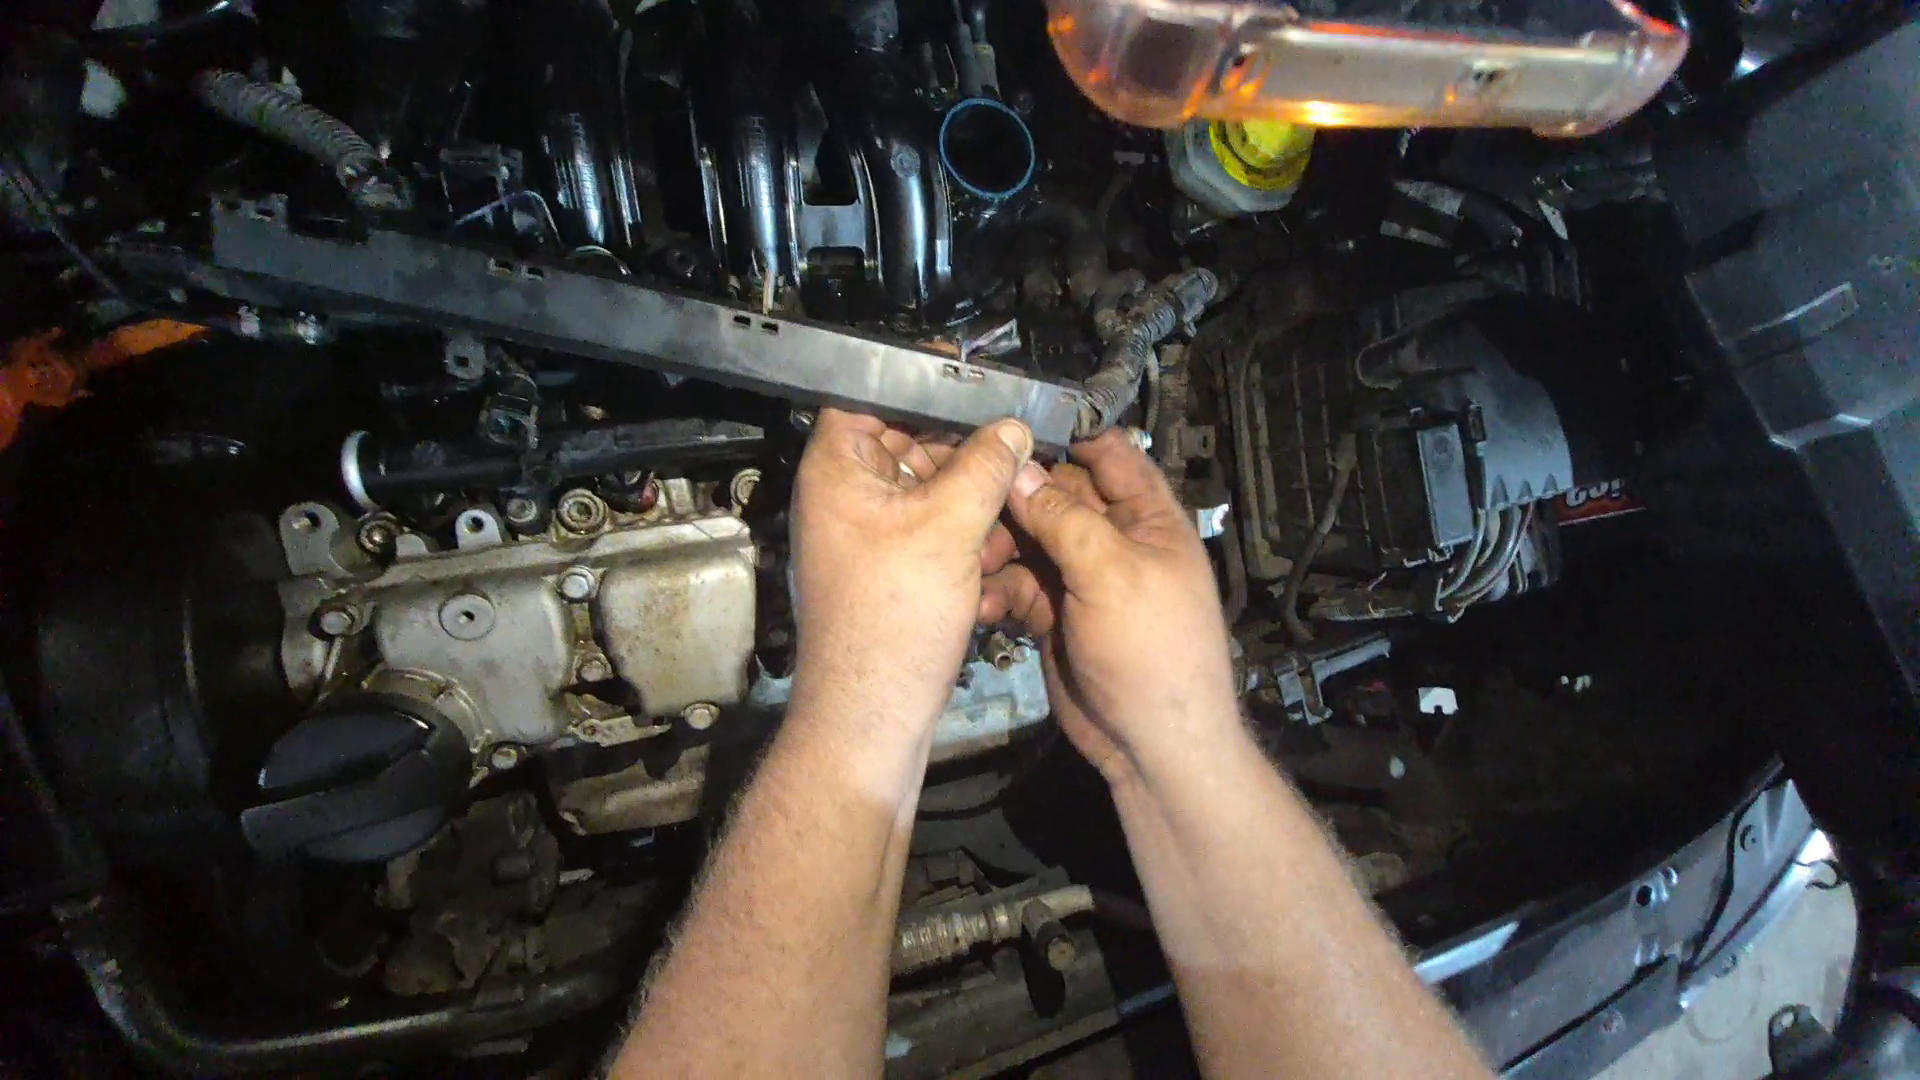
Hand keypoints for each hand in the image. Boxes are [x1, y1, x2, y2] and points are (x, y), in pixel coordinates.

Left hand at [789, 408, 1034, 738]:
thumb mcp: (948, 527)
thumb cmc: (894, 615)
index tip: (966, 376)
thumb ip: (985, 466)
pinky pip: (933, 527)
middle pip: (908, 442)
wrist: (877, 711)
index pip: (867, 397)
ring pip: (928, 488)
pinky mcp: (894, 564)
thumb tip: (1014, 428)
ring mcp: (871, 532)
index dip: (914, 382)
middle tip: (1012, 444)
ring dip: (972, 494)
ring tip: (1011, 504)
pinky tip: (998, 545)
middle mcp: (847, 495)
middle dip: (962, 448)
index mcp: (837, 470)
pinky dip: (965, 530)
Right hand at [981, 431, 1238, 783]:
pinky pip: (1017, 585)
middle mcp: (1112, 539)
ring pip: (1029, 541)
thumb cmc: (1149, 649)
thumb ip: (1064, 520)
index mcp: (1146, 517)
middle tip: (970, 506)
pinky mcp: (1052, 611)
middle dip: (1016, 499)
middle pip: (1056, 497)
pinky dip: (997, 591)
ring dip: (998, 548)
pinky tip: (981, 606)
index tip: (1009, 431)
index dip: (1066, 438)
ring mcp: (1079, 577)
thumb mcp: (1112, 574)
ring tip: (970, 563)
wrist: (1149, 746)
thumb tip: (1020, 470)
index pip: (1109, 456)